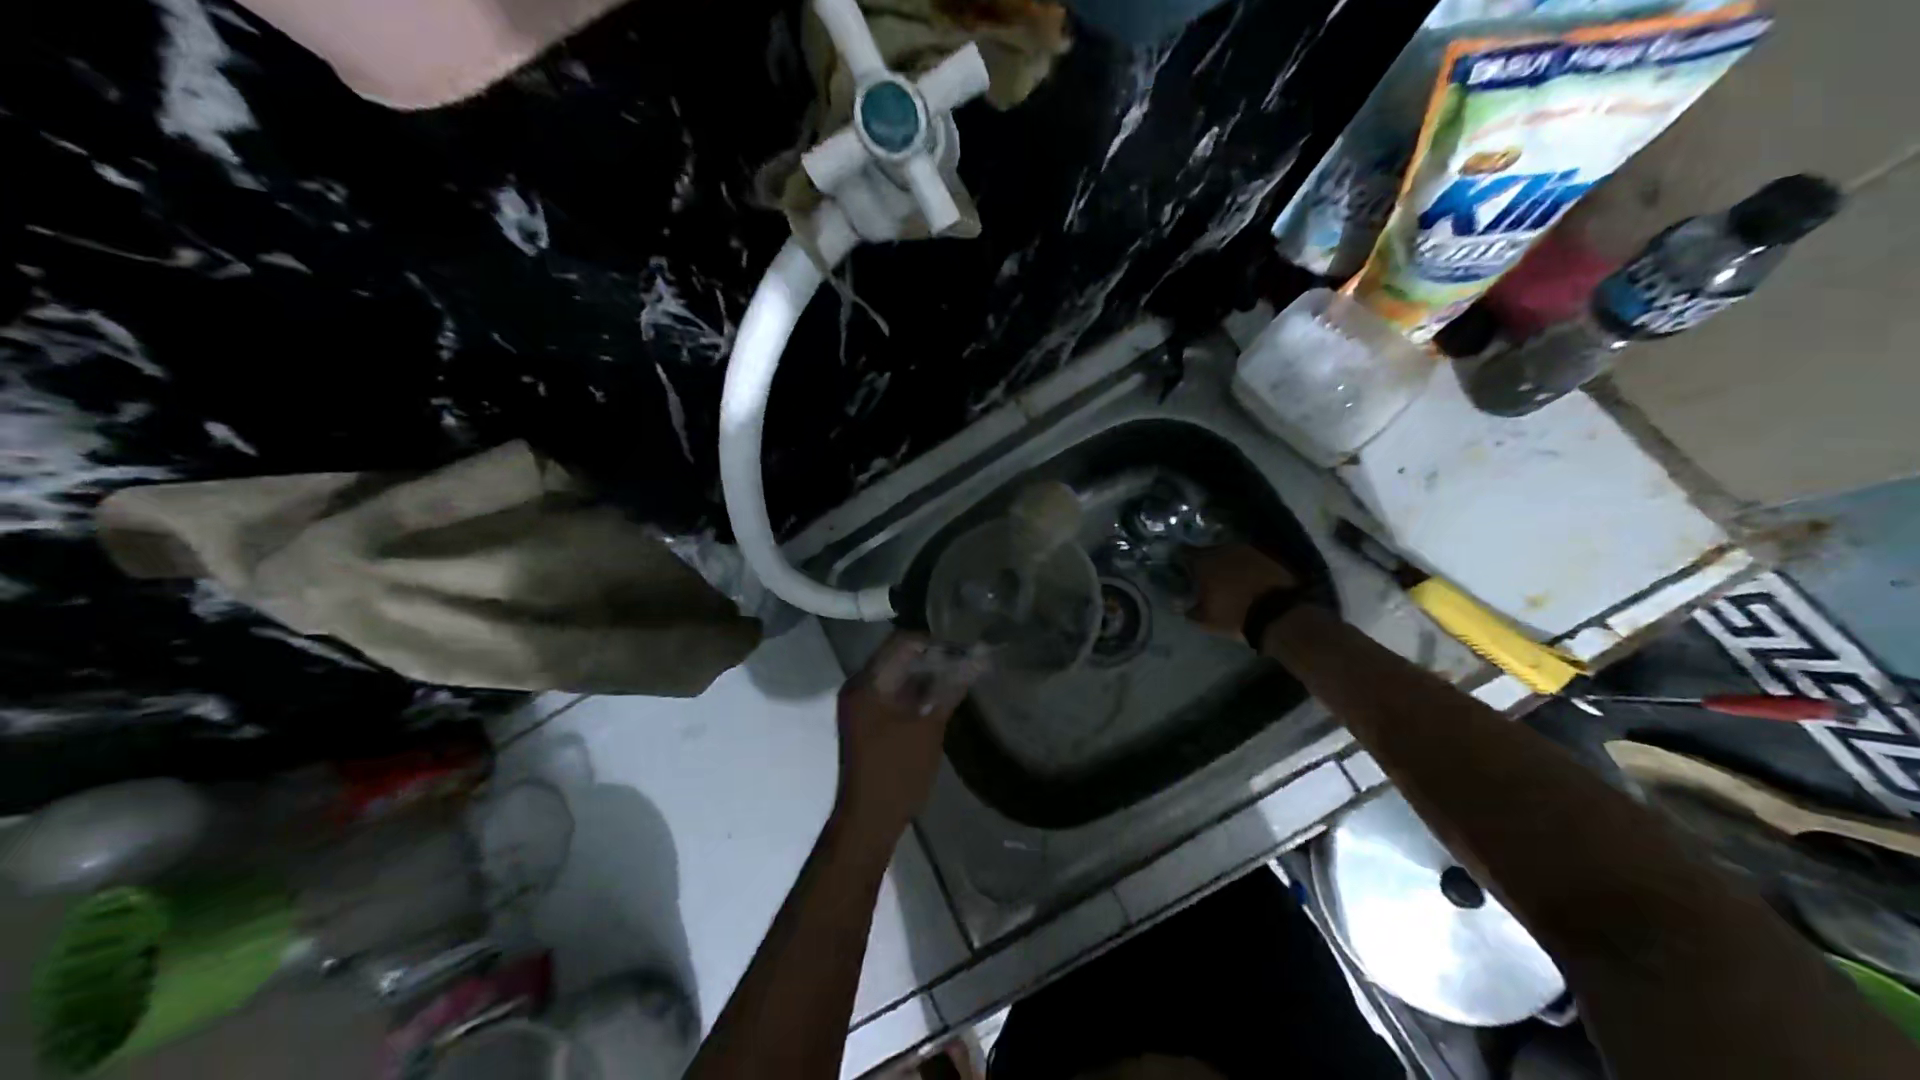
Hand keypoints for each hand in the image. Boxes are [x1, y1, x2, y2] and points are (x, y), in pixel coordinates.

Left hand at [833, 633, 981, 840]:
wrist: (869, 821)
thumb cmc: (896, 772)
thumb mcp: (928, 728)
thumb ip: (951, 688)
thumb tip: (979, 659)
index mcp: (867, 683)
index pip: (901, 642)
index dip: (935, 641)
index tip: (965, 646)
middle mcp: (859, 687)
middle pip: (899, 657)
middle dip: (934, 657)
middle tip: (969, 659)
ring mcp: (862, 705)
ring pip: (899, 677)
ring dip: (928, 675)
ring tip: (963, 674)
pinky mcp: (869, 722)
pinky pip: (895, 695)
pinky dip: (918, 693)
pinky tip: (944, 696)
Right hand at [1184, 543, 1296, 639]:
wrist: (1280, 614)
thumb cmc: (1236, 616)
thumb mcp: (1206, 621)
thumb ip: (1191, 610)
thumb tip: (1184, 605)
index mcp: (1204, 563)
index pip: (1184, 552)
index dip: (1183, 560)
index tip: (1183, 569)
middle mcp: (1223, 549)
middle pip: (1208, 551)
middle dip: (1207, 562)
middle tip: (1208, 578)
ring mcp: (1248, 550)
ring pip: (1230, 553)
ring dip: (1227, 563)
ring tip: (1230, 579)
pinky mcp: (1268, 555)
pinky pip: (1250, 558)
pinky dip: (1246, 566)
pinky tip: (1249, 579)